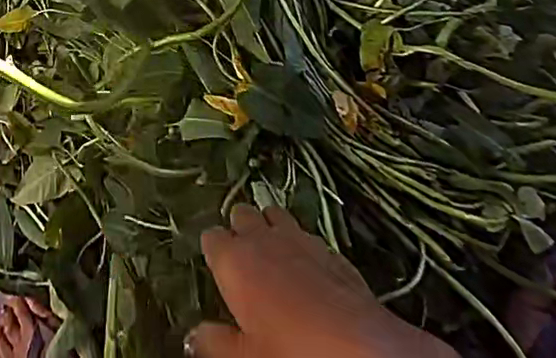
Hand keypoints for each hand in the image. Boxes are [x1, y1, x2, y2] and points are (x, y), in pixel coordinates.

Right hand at [187, 205, 459, 357]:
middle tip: (244, 258)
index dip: (214, 251)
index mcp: (234, 259)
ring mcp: (299, 239)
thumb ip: (216, 343)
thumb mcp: (246, 357)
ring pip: (275, 212)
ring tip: (273, 253)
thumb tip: (194, 336)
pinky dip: (303, 245)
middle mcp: (262, 238)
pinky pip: (308, 236)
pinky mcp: (332, 249)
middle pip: (241, 213)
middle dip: (240, 227)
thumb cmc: (291, 352)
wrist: (362, 349)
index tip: (218, 269)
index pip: (211, 236)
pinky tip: (309, 269)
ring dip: (270, 226)